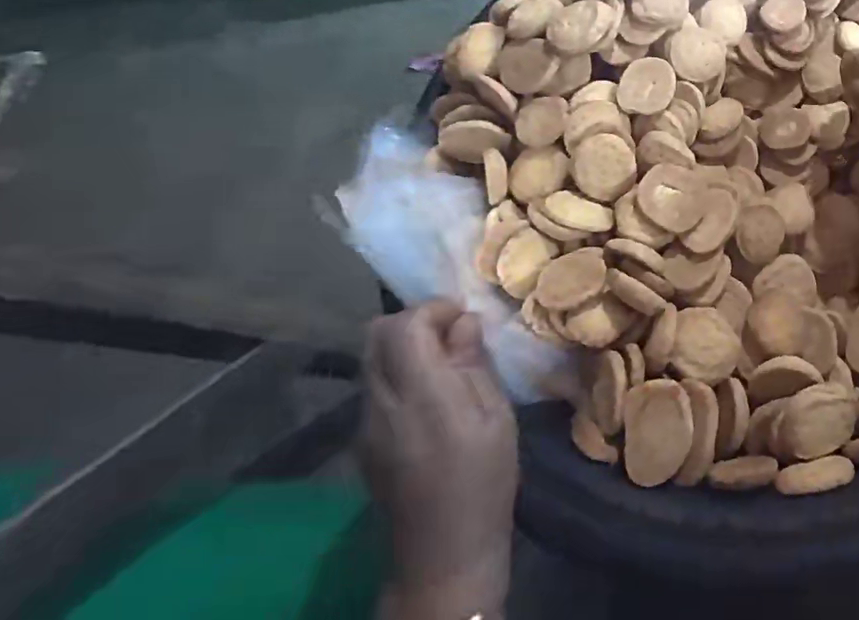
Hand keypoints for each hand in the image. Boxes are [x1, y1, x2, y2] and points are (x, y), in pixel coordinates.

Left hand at [361, 301, 516, 619]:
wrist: (442, 549)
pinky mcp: (362, 440)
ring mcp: (364, 424)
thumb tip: (464, 322)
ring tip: (446, 362)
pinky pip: (373, 385)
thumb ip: (474, 365)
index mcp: (421, 396)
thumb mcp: (496, 416)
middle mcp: (381, 404)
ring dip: (405, 346)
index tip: (466, 317)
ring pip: (370, 358)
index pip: (404, 327)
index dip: (434, 309)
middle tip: (454, 335)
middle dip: (415, 321)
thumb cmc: (485, 477)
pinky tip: (430, 394)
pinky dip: (399, 371)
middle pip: (375, 336)